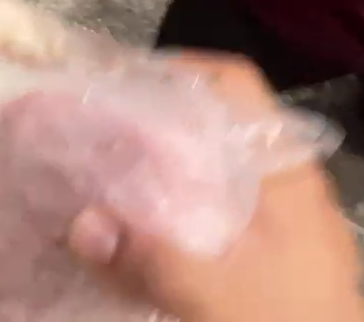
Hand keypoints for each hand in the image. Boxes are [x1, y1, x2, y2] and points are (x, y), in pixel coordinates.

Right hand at [65, 54, 363, 321]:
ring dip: (156, 162)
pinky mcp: (271, 262)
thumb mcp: (221, 302)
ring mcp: (281, 226)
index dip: (178, 66)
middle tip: (93, 121)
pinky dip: (168, 205)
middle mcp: (284, 187)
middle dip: (151, 115)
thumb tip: (78, 223)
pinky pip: (207, 208)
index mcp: (285, 174)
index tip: (120, 77)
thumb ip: (151, 261)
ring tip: (101, 167)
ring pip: (209, 166)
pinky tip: (134, 225)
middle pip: (212, 121)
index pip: (236, 84)